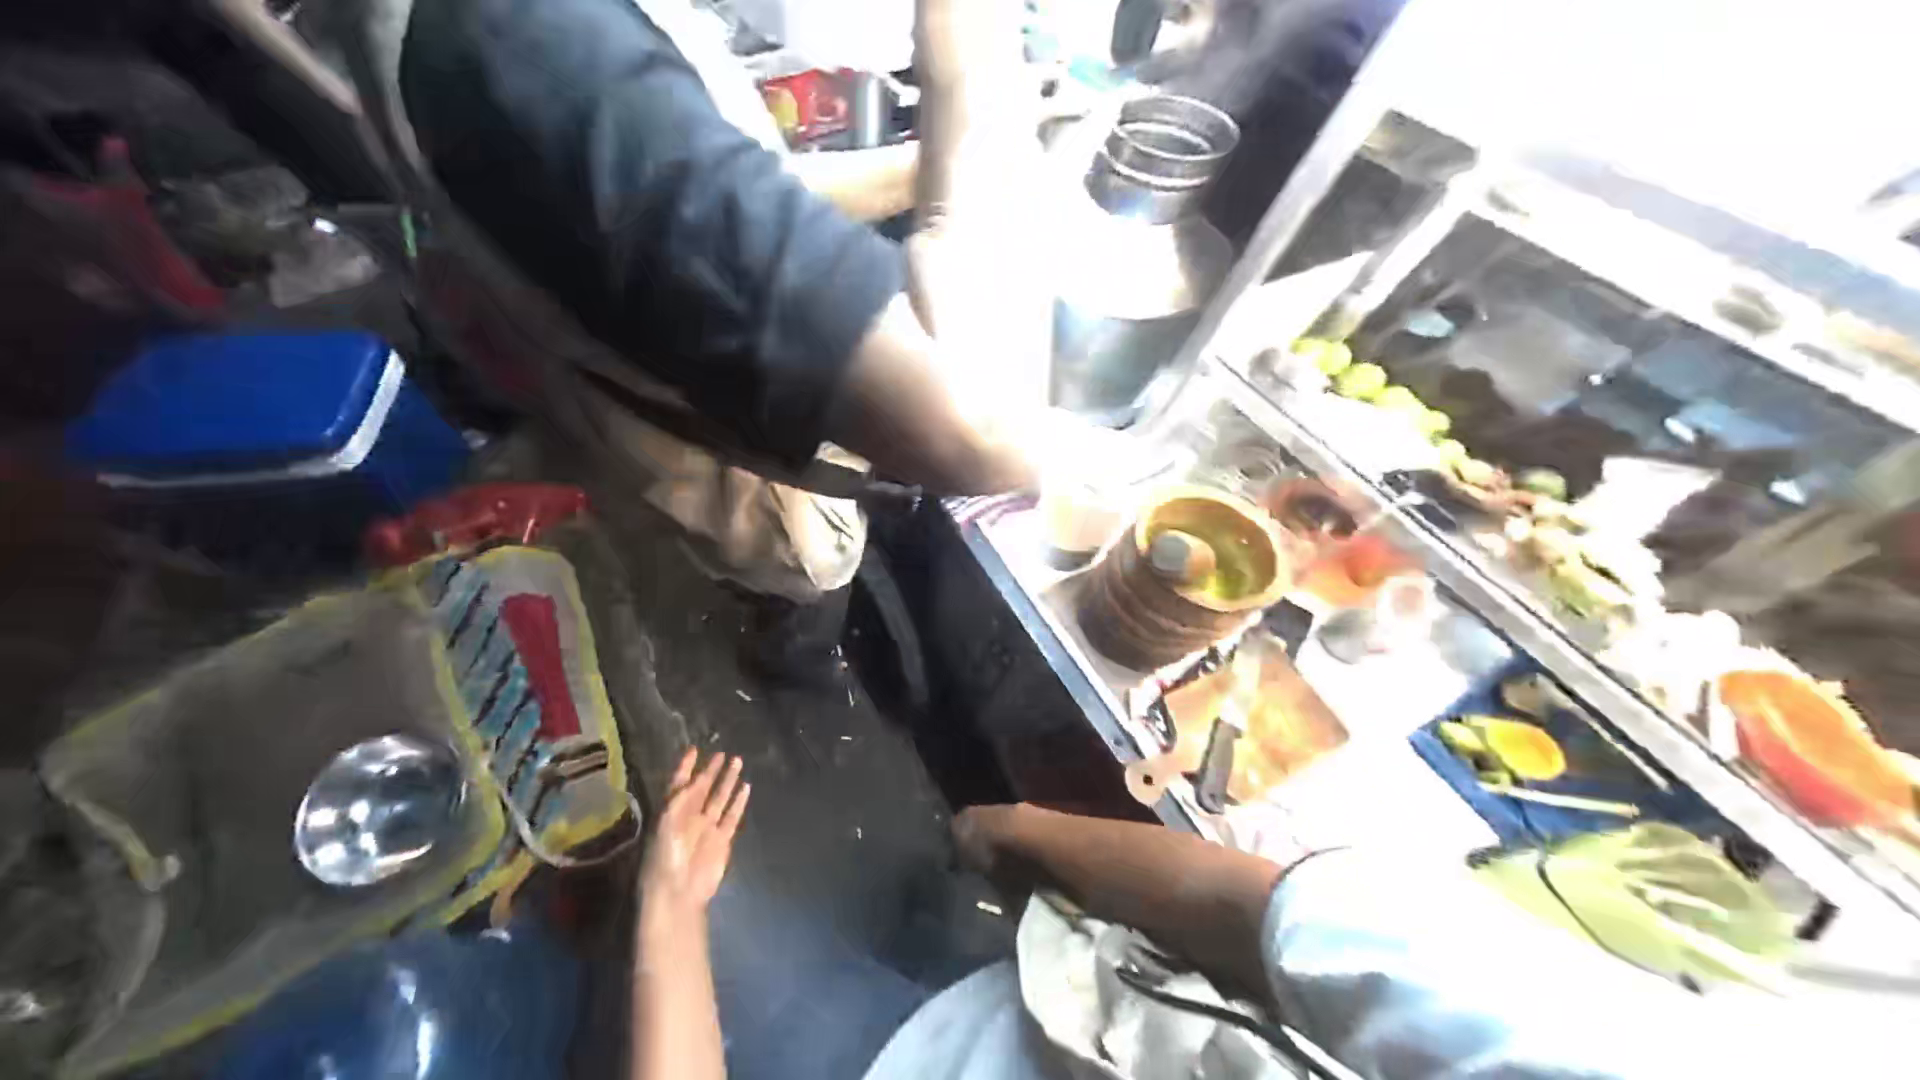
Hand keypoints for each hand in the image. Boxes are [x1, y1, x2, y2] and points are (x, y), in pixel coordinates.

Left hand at [639, 749, 749, 926]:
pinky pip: (732, 816)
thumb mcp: (665, 825)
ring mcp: (707, 829)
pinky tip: (746, 787)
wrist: (677, 895)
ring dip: (727, 781)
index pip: (679, 784)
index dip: (685, 767)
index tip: (694, 749)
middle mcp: (689, 818)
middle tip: (722, 753)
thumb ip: (680, 801)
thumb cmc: (664, 860)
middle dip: (710, 771)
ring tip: (738, 762)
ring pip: (719, 799)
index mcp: (671, 814)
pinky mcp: (722, 840)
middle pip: (701, 789)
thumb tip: (694, 780)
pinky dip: (739, 802)